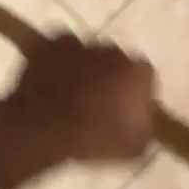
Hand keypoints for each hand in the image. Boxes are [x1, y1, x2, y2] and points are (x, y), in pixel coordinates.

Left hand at [6, 35, 156, 161]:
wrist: (43, 125)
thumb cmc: (94, 137)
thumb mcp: (136, 145)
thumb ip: (144, 122)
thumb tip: (140, 115)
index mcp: (135, 72)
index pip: (144, 74)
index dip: (137, 89)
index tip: (130, 104)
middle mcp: (109, 50)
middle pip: (115, 59)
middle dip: (111, 73)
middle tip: (102, 96)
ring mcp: (77, 43)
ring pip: (88, 52)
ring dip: (86, 64)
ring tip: (76, 87)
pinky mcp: (49, 43)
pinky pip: (61, 48)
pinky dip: (61, 58)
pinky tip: (57, 75)